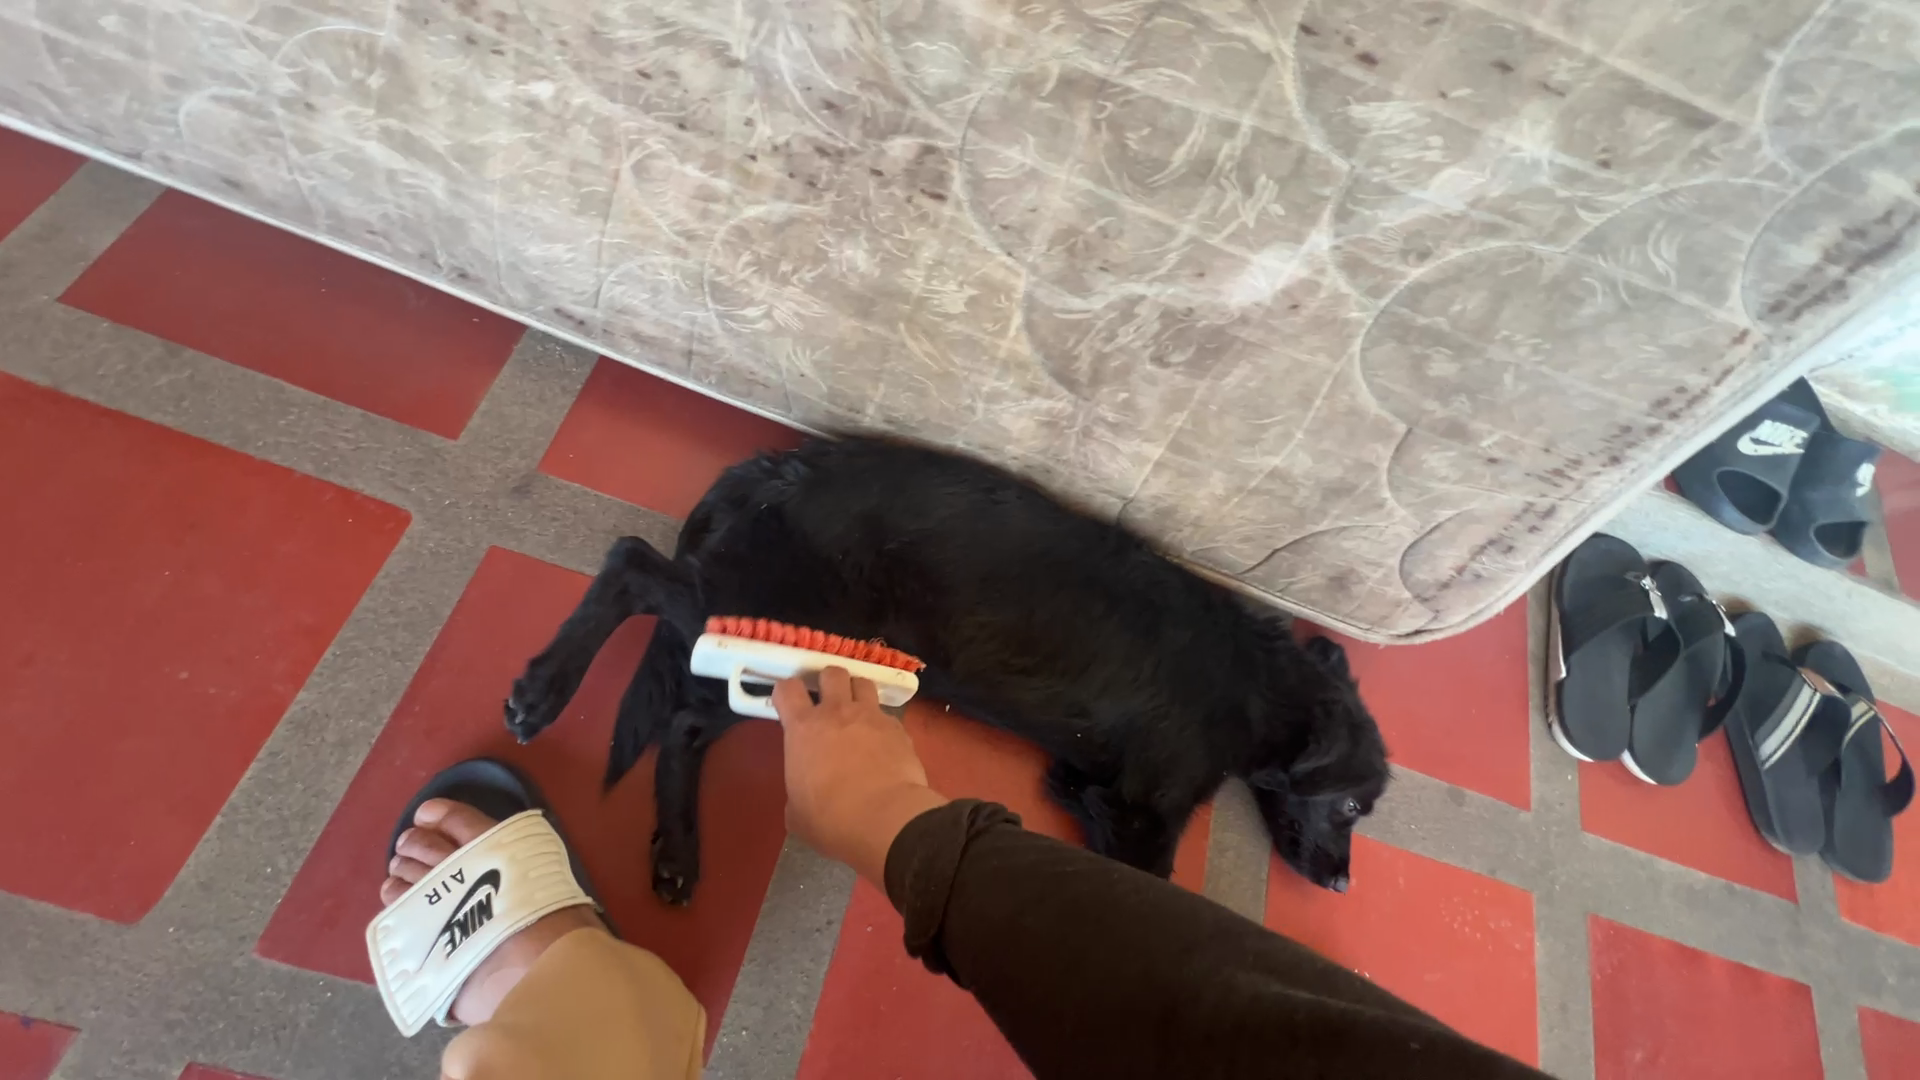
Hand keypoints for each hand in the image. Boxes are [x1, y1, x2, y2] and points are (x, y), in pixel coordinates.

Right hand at [773, 667, 947, 885]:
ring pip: (863, 683)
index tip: (788, 703)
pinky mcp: (898, 728)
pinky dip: (882, 724)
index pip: (787, 688)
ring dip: (857, 693)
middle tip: (828, 701)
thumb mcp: (797, 811)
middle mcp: (837, 712)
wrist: (885, 818)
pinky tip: (883, 745)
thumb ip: (798, 788)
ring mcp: (871, 716)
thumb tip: (806, 791)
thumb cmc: (830, 819)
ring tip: (857, 713)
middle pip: (832, 673)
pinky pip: (887, 715)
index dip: (786, 691)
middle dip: (828, 681)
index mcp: (804, 728)